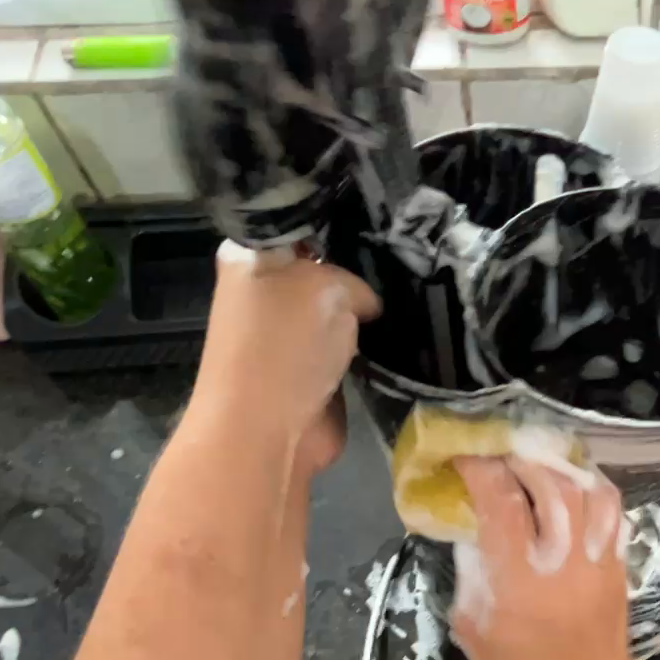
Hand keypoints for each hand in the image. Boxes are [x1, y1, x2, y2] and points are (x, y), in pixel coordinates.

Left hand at [194, 244, 379, 467]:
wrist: (269, 431)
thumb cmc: (284, 345)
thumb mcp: (325, 285)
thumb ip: (353, 282)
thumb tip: (367, 306)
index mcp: (251, 260)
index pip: (299, 228)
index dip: (338, 229)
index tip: (381, 232)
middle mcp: (269, 296)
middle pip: (324, 273)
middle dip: (360, 276)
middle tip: (401, 270)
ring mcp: (293, 339)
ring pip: (342, 314)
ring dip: (368, 317)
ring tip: (408, 305)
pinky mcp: (315, 375)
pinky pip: (352, 352)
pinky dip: (372, 351)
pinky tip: (400, 340)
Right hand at [450, 456, 643, 659]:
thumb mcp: (473, 626)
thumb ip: (470, 571)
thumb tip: (469, 522)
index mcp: (518, 582)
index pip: (501, 504)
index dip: (481, 470)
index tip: (466, 457)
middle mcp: (562, 562)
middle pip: (549, 486)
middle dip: (520, 459)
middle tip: (500, 454)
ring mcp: (599, 560)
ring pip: (588, 490)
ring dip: (558, 467)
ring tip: (536, 462)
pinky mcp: (621, 563)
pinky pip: (614, 510)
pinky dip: (592, 487)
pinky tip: (573, 483)